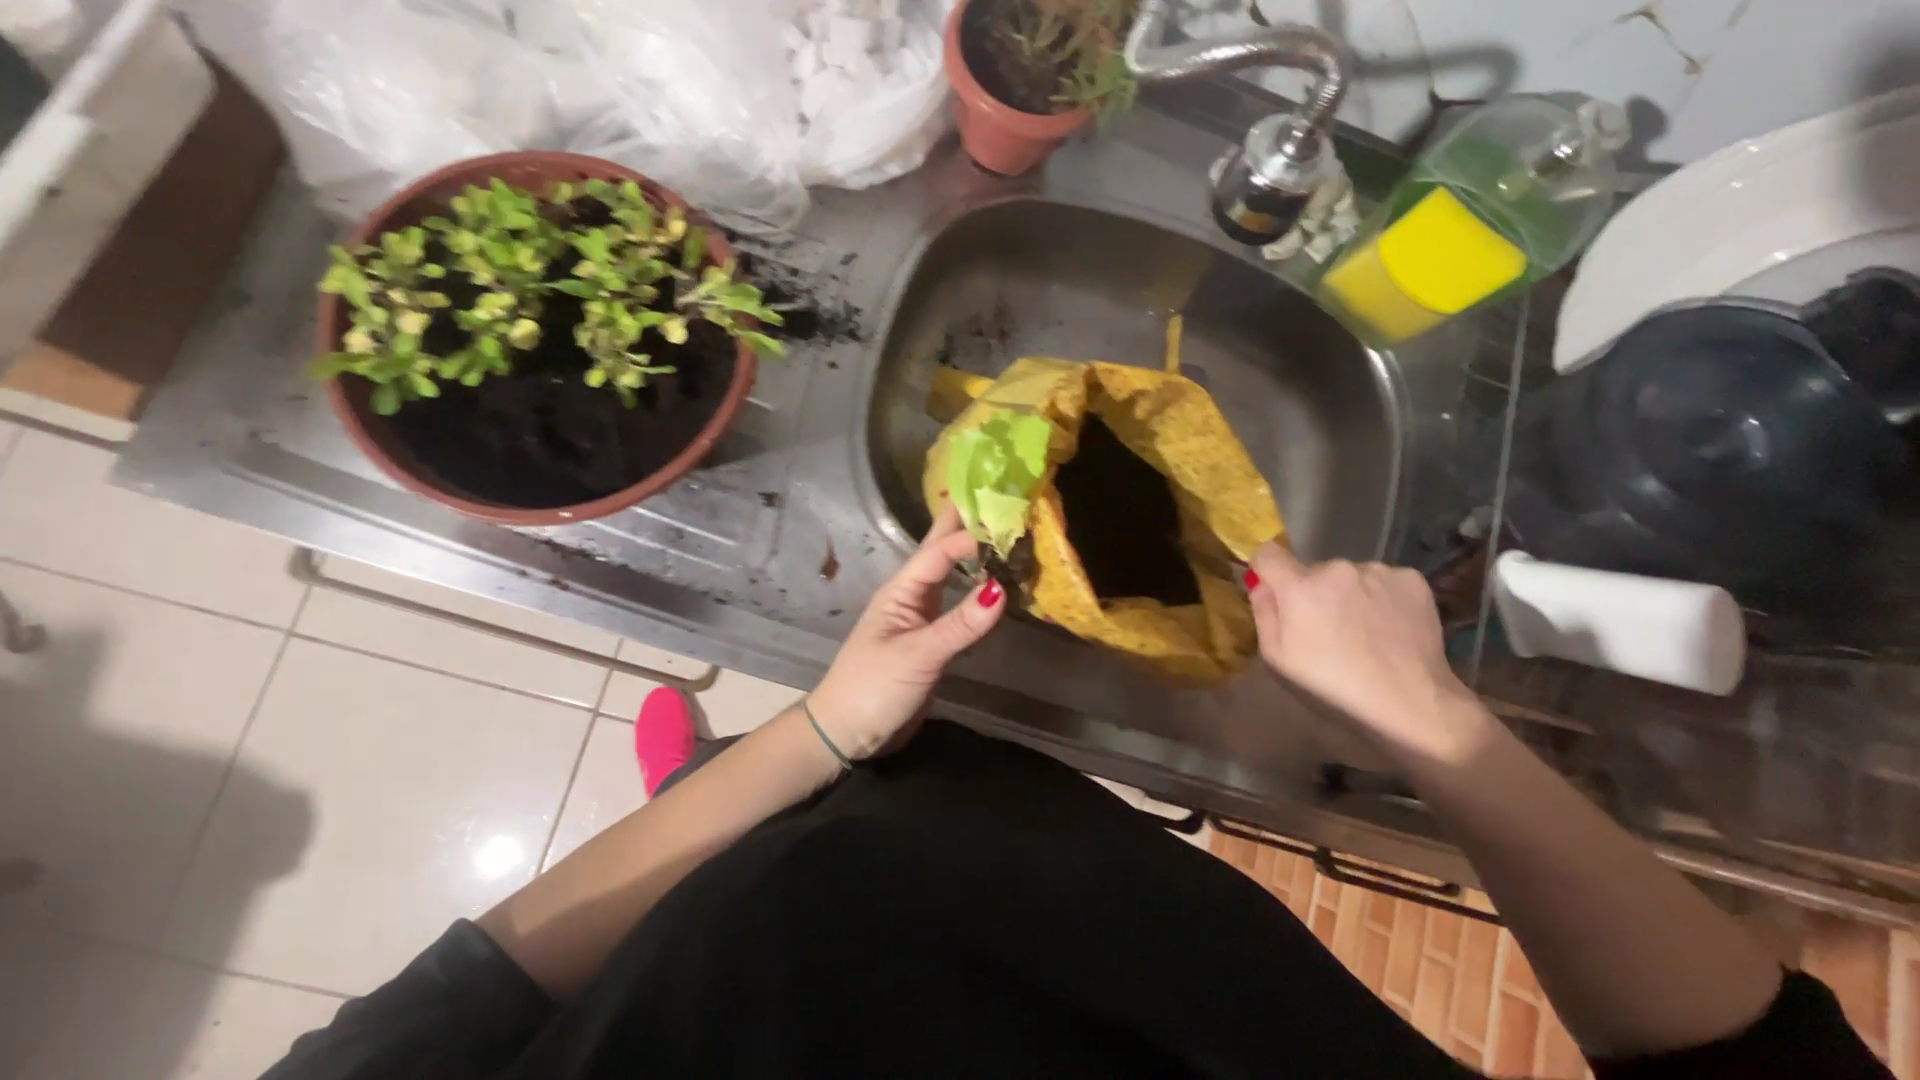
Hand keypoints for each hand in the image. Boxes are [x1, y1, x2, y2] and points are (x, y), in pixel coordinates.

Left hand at [808, 505, 1006, 759]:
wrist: (847, 733)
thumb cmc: (873, 687)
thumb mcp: (918, 655)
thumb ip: (960, 624)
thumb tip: (1002, 589)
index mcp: (900, 592)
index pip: (939, 553)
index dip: (970, 535)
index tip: (1008, 520)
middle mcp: (911, 597)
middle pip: (940, 554)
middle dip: (963, 527)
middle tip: (998, 498)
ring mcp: (920, 620)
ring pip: (950, 578)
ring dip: (973, 557)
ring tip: (1004, 534)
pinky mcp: (930, 644)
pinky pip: (957, 608)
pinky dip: (976, 594)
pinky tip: (994, 586)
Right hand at [1245, 543, 1489, 766]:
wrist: (1409, 702)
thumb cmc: (1333, 688)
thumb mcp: (1279, 661)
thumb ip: (1264, 614)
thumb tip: (1262, 585)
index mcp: (1301, 587)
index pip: (1268, 553)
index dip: (1266, 571)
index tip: (1274, 592)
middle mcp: (1338, 568)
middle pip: (1314, 570)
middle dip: (1314, 591)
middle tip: (1328, 628)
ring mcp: (1379, 571)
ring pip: (1351, 576)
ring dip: (1350, 594)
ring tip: (1365, 631)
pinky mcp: (1412, 579)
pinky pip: (1384, 581)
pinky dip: (1382, 597)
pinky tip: (1390, 627)